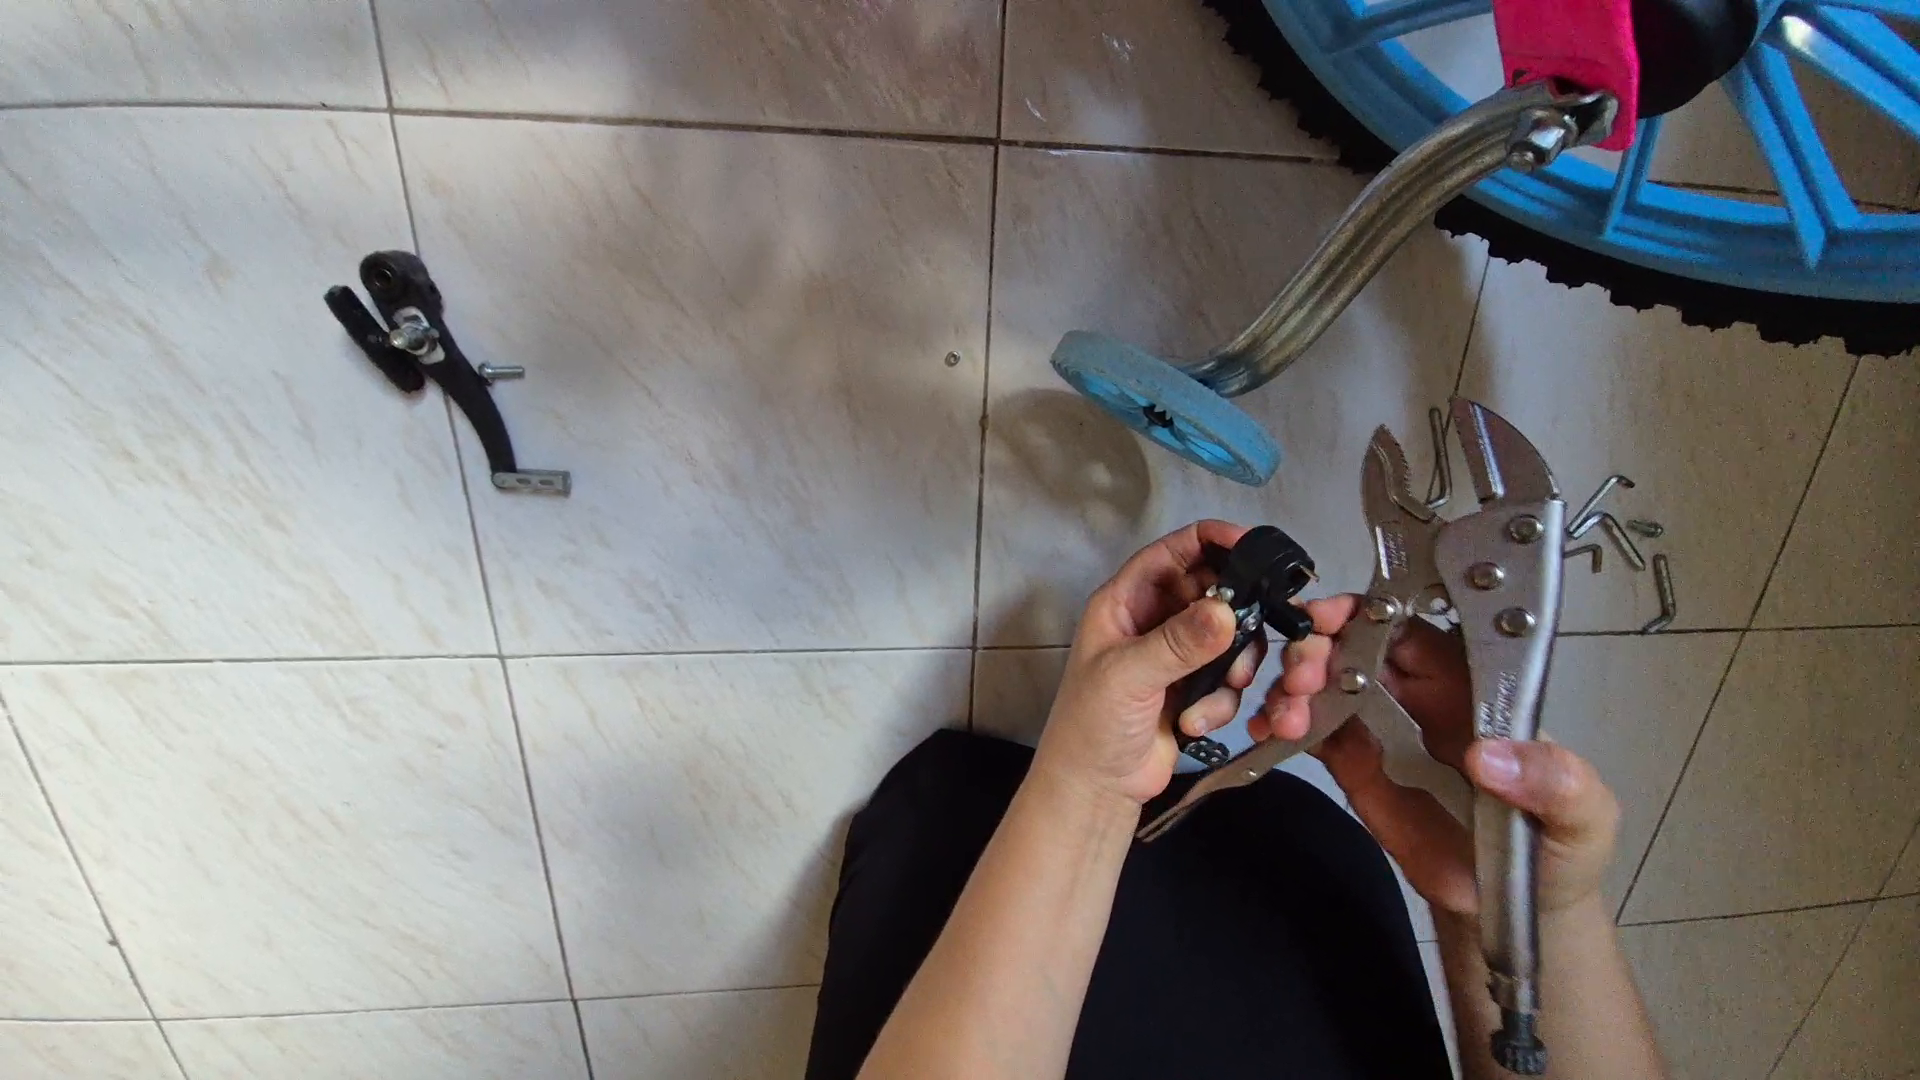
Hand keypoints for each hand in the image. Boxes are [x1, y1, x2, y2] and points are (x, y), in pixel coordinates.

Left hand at [1032, 521, 1274, 806]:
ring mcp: (1176, 653)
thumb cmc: (1092, 724)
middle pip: (1214, 590)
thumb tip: (1227, 611)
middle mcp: (1154, 618)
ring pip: (1230, 635)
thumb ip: (1177, 644)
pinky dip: (1222, 699)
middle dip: (1237, 616)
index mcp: (1126, 601)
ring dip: (1233, 665)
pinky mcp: (1194, 686)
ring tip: (1219, 691)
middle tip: (1248, 642)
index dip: (1213, 540)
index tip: (1258, 548)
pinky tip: (1193, 723)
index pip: (1174, 551)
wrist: (1096, 787)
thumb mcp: (1127, 677)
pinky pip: (1229, 675)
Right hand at [1260, 594, 1620, 915]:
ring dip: (1290, 688)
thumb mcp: (1584, 817)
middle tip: (1300, 678)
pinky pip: (1305, 728)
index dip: (1365, 613)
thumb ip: (1556, 783)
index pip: (1409, 630)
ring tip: (1283, 719)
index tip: (1326, 618)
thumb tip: (1487, 756)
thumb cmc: (1555, 849)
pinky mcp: (1347, 761)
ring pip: (1319, 683)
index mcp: (1465, 687)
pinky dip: (1278, 722)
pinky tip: (1266, 733)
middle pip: (1351, 647)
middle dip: (1316, 651)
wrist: (1504, 908)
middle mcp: (1413, 696)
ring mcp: (1374, 727)